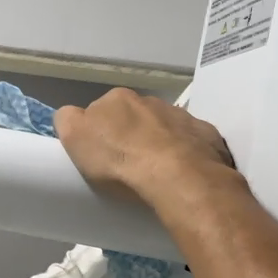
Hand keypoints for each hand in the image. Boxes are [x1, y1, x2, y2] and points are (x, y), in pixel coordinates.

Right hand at [58, 89, 277, 277]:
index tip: (98, 154)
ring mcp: (184, 117)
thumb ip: (67, 119)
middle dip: (129, 135)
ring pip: (164, 129)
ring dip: (157, 144)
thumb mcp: (73, 137)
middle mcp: (152, 100)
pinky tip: (180, 174)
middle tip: (123, 165)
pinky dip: (185, 154)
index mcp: (118, 98)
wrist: (178, 179)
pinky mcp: (209, 136)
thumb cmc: (118, 160)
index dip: (96, 131)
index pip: (99, 110)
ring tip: (154, 173)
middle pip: (133, 118)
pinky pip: (191, 143)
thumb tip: (74, 116)